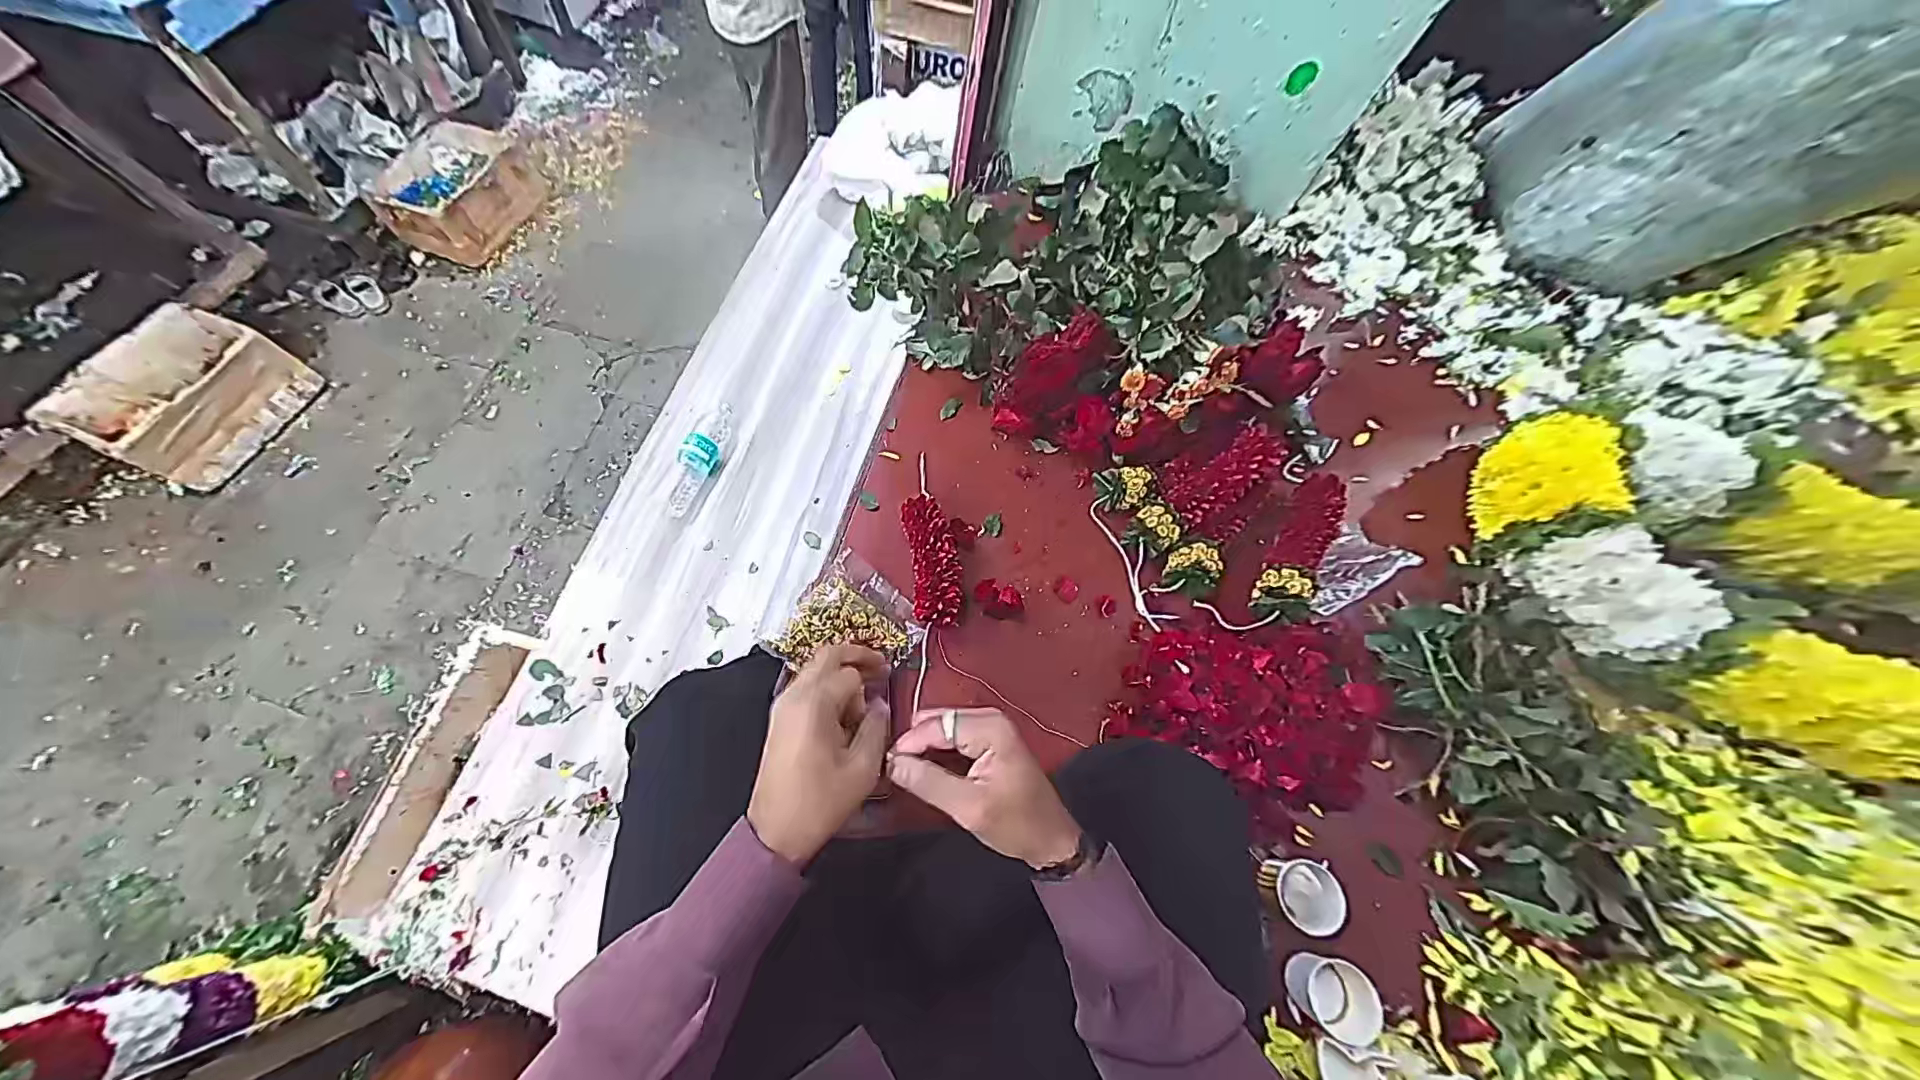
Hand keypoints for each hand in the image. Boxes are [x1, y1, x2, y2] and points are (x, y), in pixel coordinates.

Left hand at [747, 645, 890, 864]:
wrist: (775, 832)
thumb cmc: (819, 803)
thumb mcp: (863, 768)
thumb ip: (876, 727)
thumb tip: (879, 706)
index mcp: (814, 704)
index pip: (850, 672)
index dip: (873, 677)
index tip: (889, 681)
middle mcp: (794, 696)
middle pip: (827, 654)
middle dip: (856, 655)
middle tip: (879, 666)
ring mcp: (783, 706)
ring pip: (815, 668)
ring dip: (841, 672)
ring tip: (864, 695)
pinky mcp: (780, 719)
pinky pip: (806, 686)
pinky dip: (827, 687)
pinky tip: (844, 710)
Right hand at [888, 708, 1083, 869]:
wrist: (1050, 838)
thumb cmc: (1016, 824)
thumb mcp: (969, 807)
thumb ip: (929, 782)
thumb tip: (892, 763)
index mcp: (990, 727)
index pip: (936, 725)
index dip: (908, 743)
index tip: (885, 765)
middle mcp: (990, 718)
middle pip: (938, 723)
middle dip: (913, 743)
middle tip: (889, 768)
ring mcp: (990, 727)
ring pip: (942, 730)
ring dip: (922, 748)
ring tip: (899, 770)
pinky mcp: (988, 740)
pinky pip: (952, 739)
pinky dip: (936, 752)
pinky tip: (921, 771)